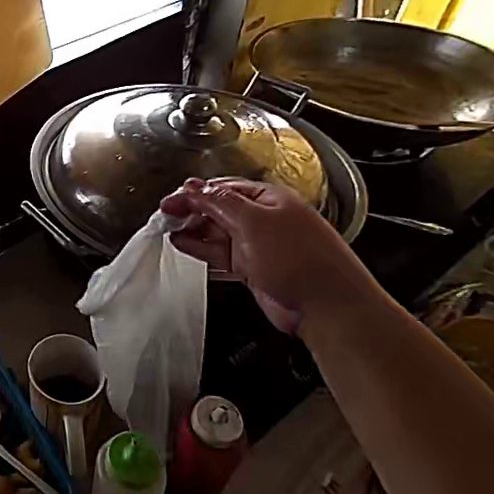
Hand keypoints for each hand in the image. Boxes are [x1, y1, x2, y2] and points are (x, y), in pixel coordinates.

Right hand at [160, 178, 388, 334]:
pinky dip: (202, 251)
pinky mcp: (255, 270)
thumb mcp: (254, 222)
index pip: (223, 189)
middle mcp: (264, 219)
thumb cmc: (303, 260)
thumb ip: (220, 203)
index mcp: (268, 198)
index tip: (172, 200)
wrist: (327, 306)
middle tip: (166, 215)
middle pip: (219, 209)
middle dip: (192, 210)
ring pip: (218, 233)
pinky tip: (185, 247)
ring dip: (194, 231)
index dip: (195, 193)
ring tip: (170, 230)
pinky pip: (222, 256)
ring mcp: (260, 246)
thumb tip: (196, 187)